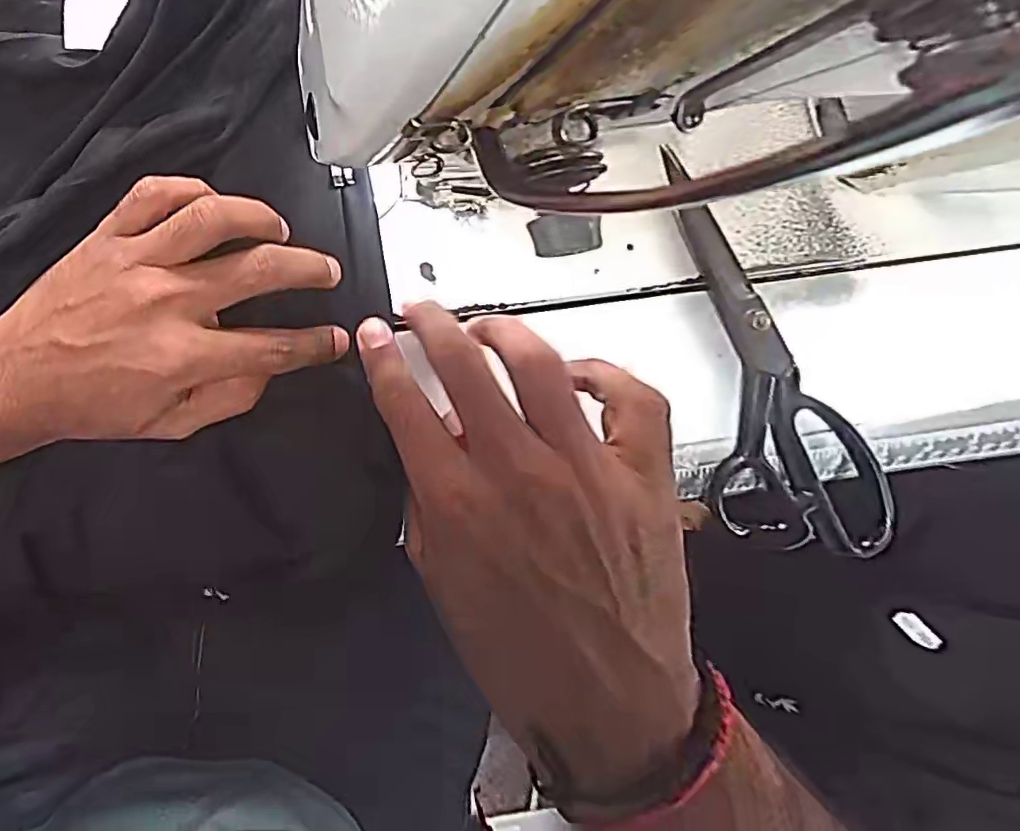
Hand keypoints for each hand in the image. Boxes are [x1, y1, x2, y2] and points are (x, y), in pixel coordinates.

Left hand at [0, 177, 348, 477]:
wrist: (16, 378)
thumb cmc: (85, 403)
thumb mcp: (166, 425)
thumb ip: (227, 398)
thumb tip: (269, 369)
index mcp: (179, 355)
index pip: (271, 345)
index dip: (314, 343)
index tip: (331, 338)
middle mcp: (164, 301)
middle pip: (259, 269)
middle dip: (309, 270)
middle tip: (324, 272)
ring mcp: (134, 261)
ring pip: (213, 217)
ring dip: (259, 217)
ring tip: (278, 229)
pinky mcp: (107, 237)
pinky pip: (154, 194)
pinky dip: (190, 188)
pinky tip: (210, 203)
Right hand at [357, 302, 696, 797]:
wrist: (610, 706)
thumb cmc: (518, 649)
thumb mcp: (437, 573)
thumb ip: (424, 499)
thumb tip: (420, 444)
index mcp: (458, 502)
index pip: (405, 402)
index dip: (382, 358)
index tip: (377, 335)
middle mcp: (518, 475)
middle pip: (464, 366)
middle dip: (432, 325)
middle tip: (421, 312)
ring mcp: (585, 472)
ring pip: (540, 366)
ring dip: (503, 332)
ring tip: (486, 327)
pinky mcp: (642, 481)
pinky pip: (631, 400)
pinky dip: (604, 373)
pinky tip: (578, 371)